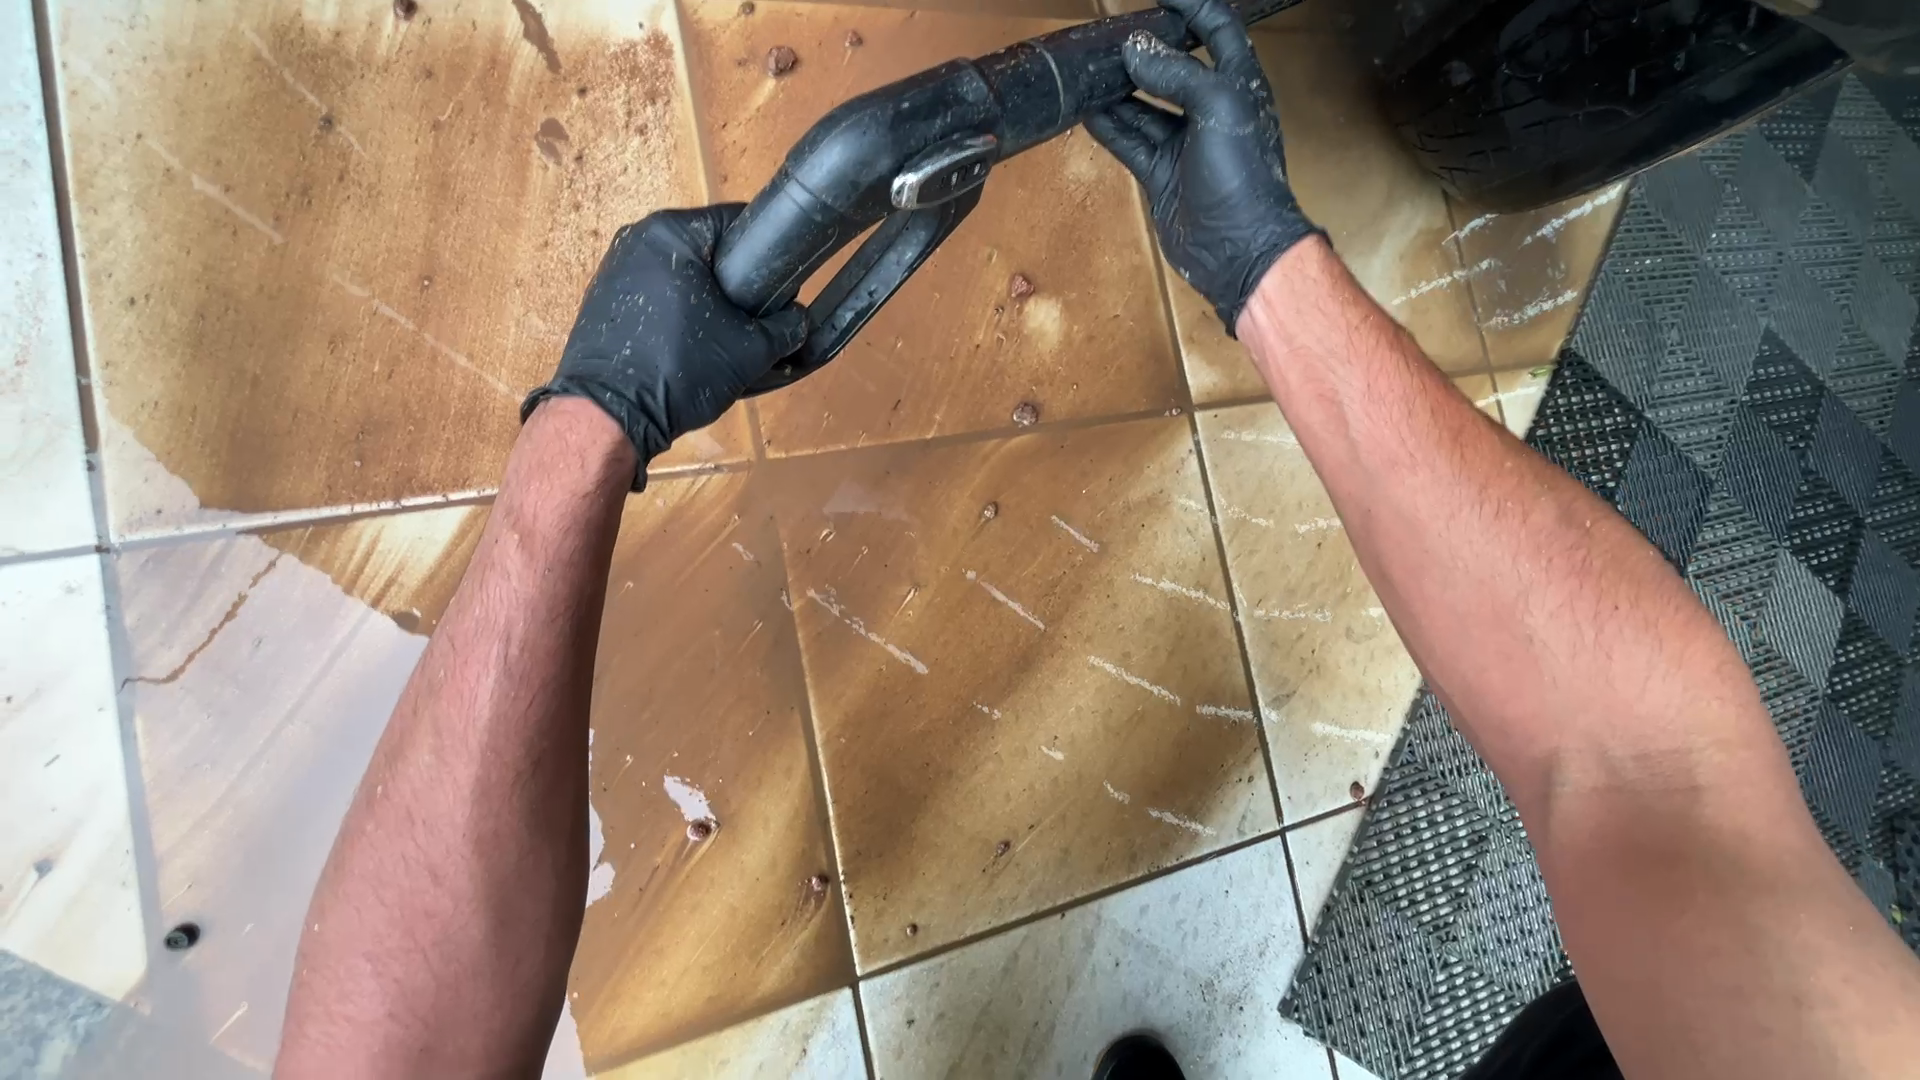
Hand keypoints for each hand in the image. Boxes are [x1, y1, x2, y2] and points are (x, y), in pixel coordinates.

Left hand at [522, 205, 806, 487]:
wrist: (612, 414)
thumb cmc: (683, 369)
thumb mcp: (751, 351)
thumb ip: (786, 328)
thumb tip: (799, 320)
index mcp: (671, 232)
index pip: (737, 222)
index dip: (769, 255)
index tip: (784, 288)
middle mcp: (637, 239)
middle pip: (709, 253)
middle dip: (738, 286)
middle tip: (759, 322)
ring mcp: (614, 270)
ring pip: (684, 279)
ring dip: (710, 305)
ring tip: (727, 342)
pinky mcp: (603, 302)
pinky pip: (659, 300)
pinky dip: (681, 319)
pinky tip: (692, 351)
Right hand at [1084, 0, 1319, 335]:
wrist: (1235, 246)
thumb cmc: (1242, 175)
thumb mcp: (1217, 107)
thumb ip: (1176, 73)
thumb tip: (1137, 49)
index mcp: (1238, 85)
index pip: (1217, 30)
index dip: (1193, 8)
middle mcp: (1210, 110)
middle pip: (1174, 69)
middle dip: (1146, 52)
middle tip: (1114, 38)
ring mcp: (1183, 144)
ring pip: (1144, 108)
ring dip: (1119, 92)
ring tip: (1092, 73)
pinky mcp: (1161, 174)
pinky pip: (1131, 143)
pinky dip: (1110, 128)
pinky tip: (1089, 112)